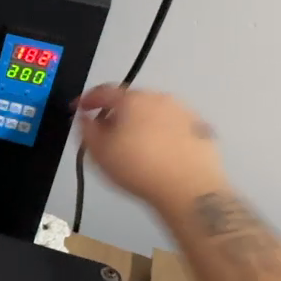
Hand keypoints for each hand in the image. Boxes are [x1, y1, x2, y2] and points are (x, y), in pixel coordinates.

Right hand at [75, 85, 225, 203]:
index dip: (87, 100)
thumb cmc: (138, 168)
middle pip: (131, 100)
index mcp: (131, 100)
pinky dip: (162, 133)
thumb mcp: (99, 152)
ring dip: (141, 122)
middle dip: (116, 113)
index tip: (79, 109)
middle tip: (107, 133)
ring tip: (135, 145)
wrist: (189, 189)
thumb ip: (86, 129)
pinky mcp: (201, 126)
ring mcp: (183, 110)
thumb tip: (85, 118)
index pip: (103, 91)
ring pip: (153, 112)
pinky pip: (173, 125)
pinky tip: (160, 153)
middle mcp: (158, 98)